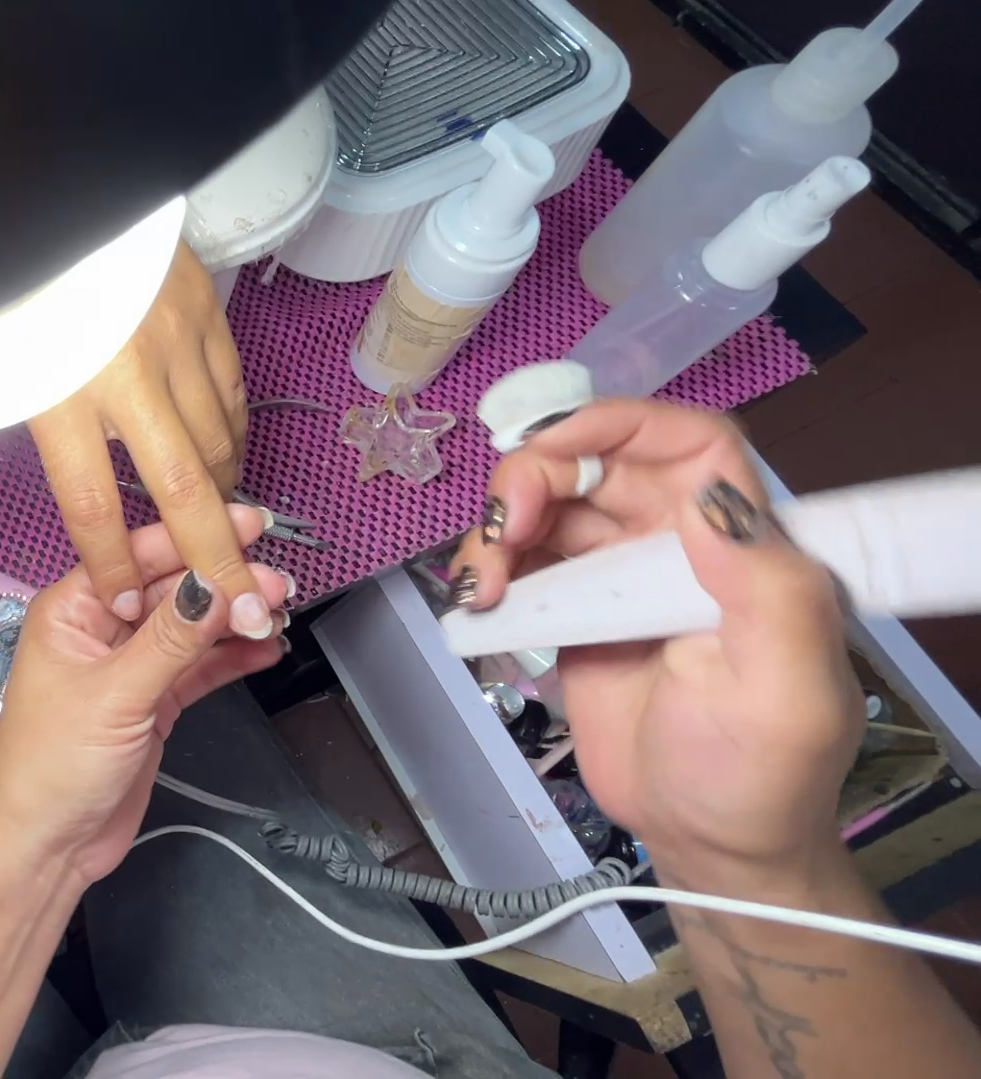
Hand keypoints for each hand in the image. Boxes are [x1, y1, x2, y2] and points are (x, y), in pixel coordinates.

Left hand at [0, 242, 271, 638]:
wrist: (58, 198)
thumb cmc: (15, 290)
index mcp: (61, 394)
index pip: (90, 502)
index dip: (110, 561)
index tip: (126, 602)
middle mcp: (127, 375)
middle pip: (178, 485)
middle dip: (211, 553)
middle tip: (241, 601)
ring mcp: (176, 342)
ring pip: (216, 441)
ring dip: (222, 492)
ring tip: (222, 527)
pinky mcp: (207, 313)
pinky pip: (234, 392)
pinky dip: (234, 434)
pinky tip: (226, 458)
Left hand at [0, 505, 289, 884]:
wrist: (48, 847)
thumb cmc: (54, 765)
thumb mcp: (115, 695)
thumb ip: (171, 640)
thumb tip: (217, 584)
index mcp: (71, 608)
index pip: (136, 557)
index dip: (190, 539)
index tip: (247, 526)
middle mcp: (100, 627)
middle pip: (170, 590)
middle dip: (221, 585)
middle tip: (275, 585)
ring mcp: (129, 664)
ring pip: (189, 628)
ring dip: (232, 620)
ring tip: (278, 614)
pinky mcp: (151, 699)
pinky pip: (196, 667)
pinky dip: (229, 658)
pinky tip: (264, 648)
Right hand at [451, 400, 863, 890]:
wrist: (698, 833)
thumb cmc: (753, 772)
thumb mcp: (780, 693)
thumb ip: (766, 593)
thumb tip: (709, 501)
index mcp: (737, 547)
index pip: (685, 444)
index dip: (616, 423)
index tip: (546, 446)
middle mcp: (668, 546)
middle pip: (587, 469)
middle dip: (528, 485)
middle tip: (499, 535)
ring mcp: (607, 577)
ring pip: (537, 513)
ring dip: (494, 536)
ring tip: (480, 591)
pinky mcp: (562, 609)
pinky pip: (513, 564)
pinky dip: (483, 573)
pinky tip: (476, 607)